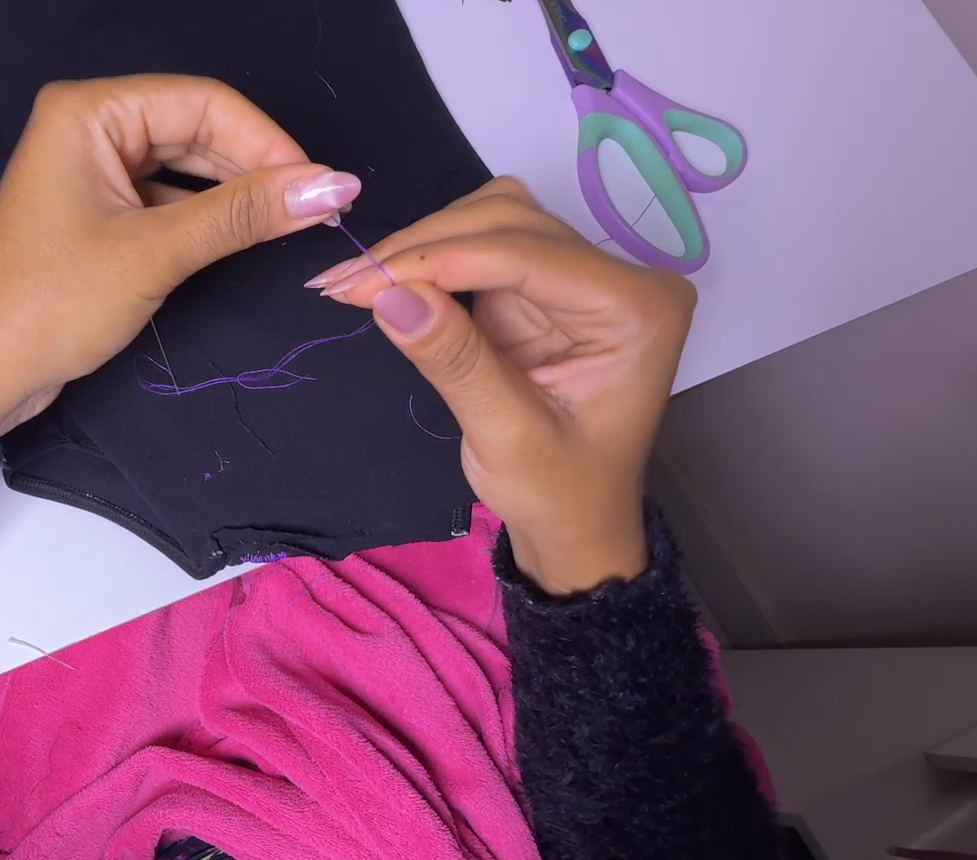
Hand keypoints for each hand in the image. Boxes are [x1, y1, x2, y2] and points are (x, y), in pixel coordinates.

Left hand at [0, 76, 360, 451]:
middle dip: (252, 169)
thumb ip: (240, 215)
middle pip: (192, 131)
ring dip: (229, 197)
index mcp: (87, 113)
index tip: (319, 184)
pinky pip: (159, 204)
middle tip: (312, 207)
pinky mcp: (91, 218)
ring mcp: (86, 176)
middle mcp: (84, 131)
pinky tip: (234, 238)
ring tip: (285, 223)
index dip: (267, 141)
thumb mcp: (153, 254)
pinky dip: (197, 221)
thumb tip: (328, 186)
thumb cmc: (51, 307)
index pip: (202, 102)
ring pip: (178, 170)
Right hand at [313, 178, 696, 593]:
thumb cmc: (556, 492)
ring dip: (418, 248)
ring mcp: (574, 283)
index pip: (524, 254)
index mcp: (634, 308)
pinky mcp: (536, 296)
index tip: (356, 284)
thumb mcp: (505, 436)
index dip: (434, 261)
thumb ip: (454, 360)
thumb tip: (387, 297)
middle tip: (342, 284)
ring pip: (490, 225)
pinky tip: (382, 285)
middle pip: (508, 221)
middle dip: (420, 247)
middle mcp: (613, 278)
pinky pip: (477, 256)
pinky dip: (425, 266)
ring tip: (354, 284)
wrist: (574, 521)